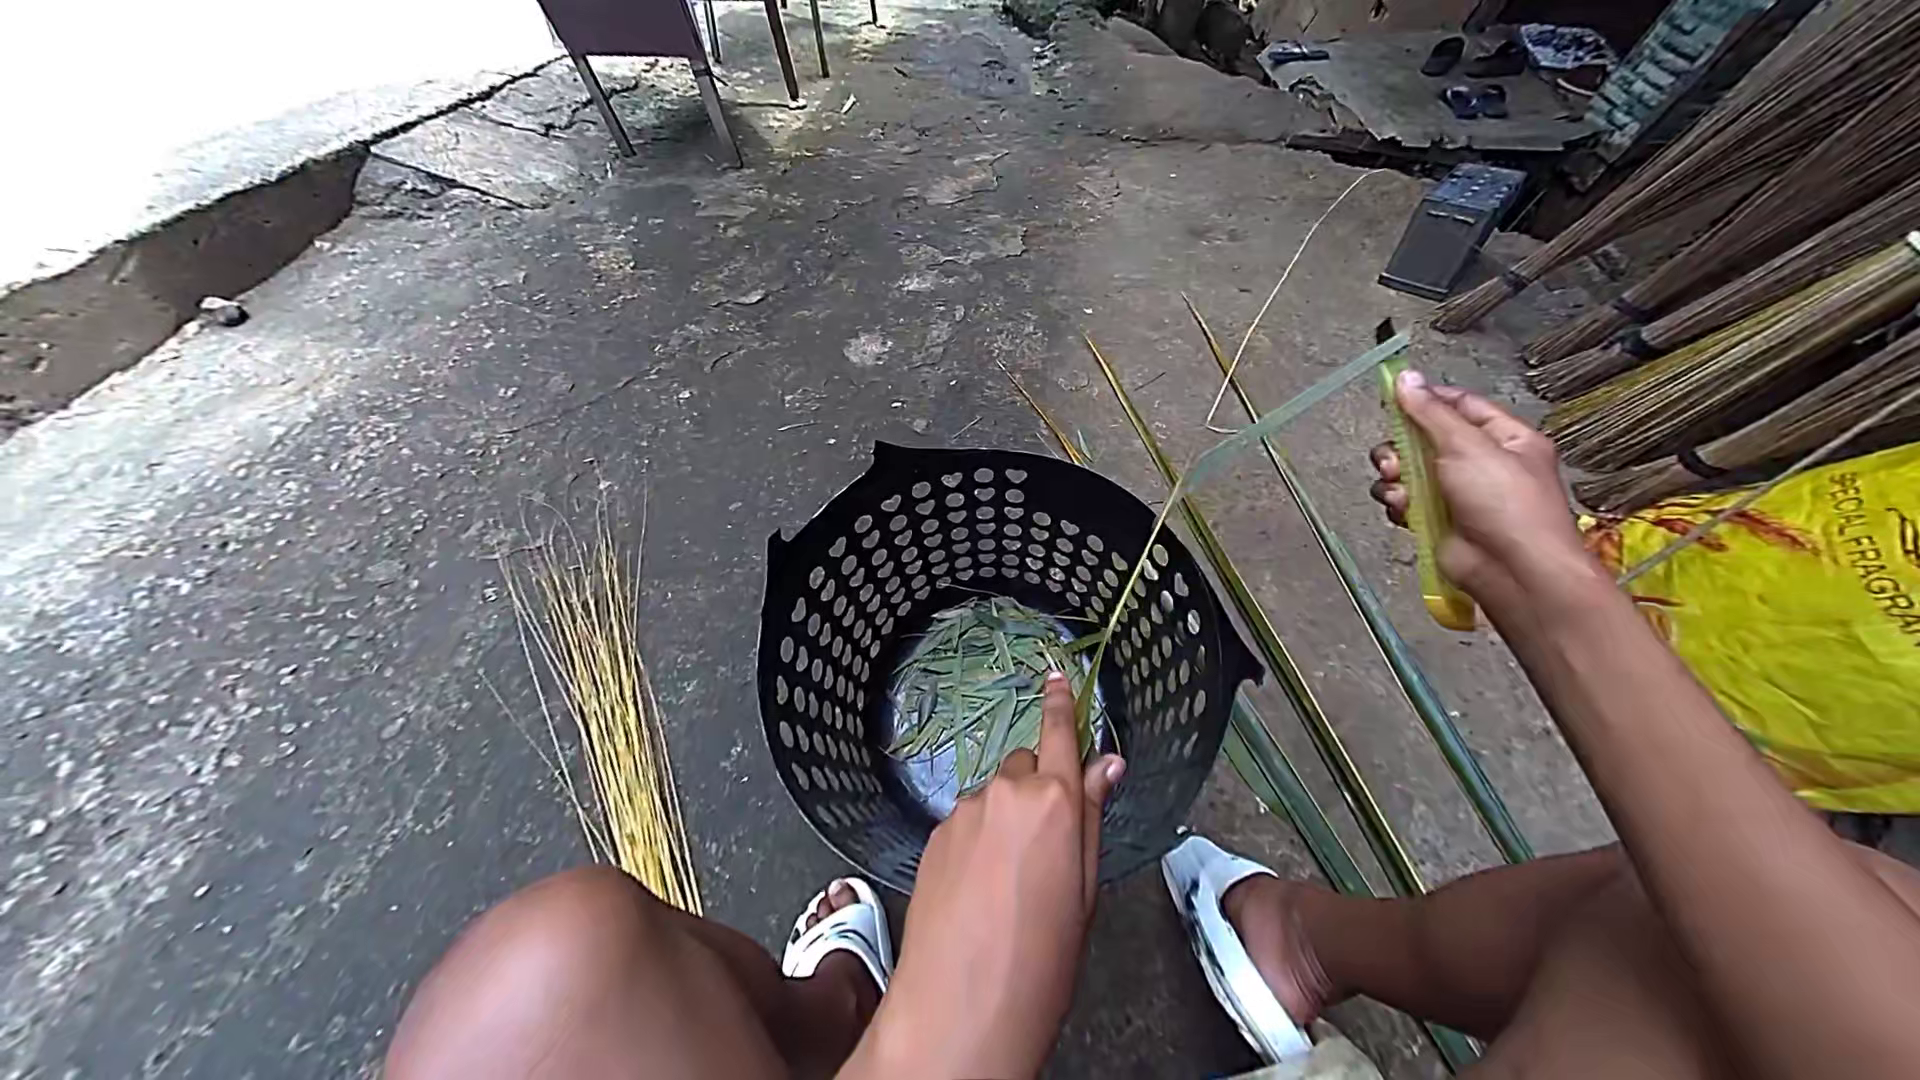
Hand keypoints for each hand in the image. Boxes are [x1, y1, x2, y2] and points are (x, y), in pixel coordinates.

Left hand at [840, 672, 1124, 1079]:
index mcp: (1054, 801)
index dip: (1060, 703)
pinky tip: (980, 883)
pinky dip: (980, 834)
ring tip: (1010, 876)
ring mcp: (964, 809)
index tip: (1057, 677)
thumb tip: (1105, 764)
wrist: (959, 1005)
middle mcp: (1005, 791)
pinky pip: (968, 817)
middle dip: (1039, 786)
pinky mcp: (935, 830)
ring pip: (996, 794)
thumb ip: (1092, 816)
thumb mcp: (1085, 889)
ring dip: (1008, 815)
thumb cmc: (1043, 957)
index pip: (1058, 733)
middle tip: (1048, 842)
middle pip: (1026, 766)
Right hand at [1369, 369, 1597, 609]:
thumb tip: (1406, 379)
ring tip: (1400, 488)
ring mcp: (1455, 492)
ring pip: (1405, 471)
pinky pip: (1402, 500)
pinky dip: (1396, 503)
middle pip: (1422, 440)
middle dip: (1400, 448)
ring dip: (1394, 478)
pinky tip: (1404, 509)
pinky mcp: (1434, 518)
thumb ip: (1431, 413)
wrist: (1509, 569)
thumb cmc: (1508, 506)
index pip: (1459, 406)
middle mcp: (1479, 463)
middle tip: (1394, 458)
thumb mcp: (1468, 446)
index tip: (1393, 398)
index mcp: (1503, 438)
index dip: (1426, 400)